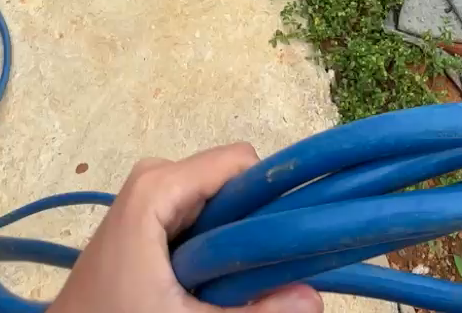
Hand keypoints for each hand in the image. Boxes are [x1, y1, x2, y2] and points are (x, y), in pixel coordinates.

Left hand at [47, 145, 322, 312]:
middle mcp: (155, 174)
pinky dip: (212, 246)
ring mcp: (149, 192)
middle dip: (249, 228)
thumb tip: (316, 297)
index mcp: (159, 184)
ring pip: (220, 202)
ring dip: (231, 242)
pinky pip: (200, 213)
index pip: (241, 163)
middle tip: (248, 281)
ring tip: (218, 288)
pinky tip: (202, 284)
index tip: (281, 247)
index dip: (269, 200)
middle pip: (232, 183)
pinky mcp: (145, 213)